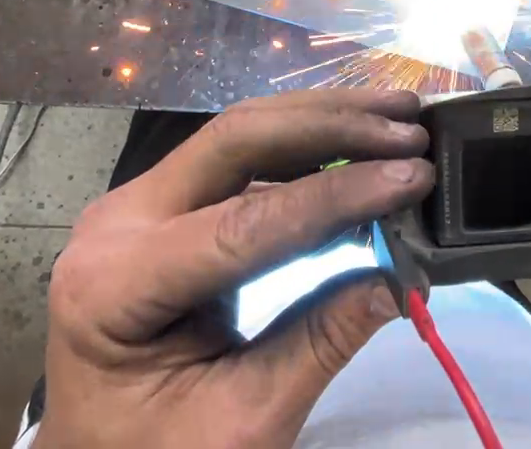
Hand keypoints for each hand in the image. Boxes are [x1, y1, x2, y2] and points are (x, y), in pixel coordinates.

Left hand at [37, 84, 433, 447]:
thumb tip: (401, 276)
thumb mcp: (241, 420)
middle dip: (331, 126)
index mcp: (116, 284)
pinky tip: (355, 139)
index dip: (337, 194)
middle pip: (236, 139)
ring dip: (323, 119)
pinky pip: (240, 156)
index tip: (414, 174)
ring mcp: (138, 200)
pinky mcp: (166, 199)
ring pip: (241, 131)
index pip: (243, 222)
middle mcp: (118, 219)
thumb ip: (320, 341)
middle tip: (409, 125)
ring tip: (397, 112)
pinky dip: (305, 143)